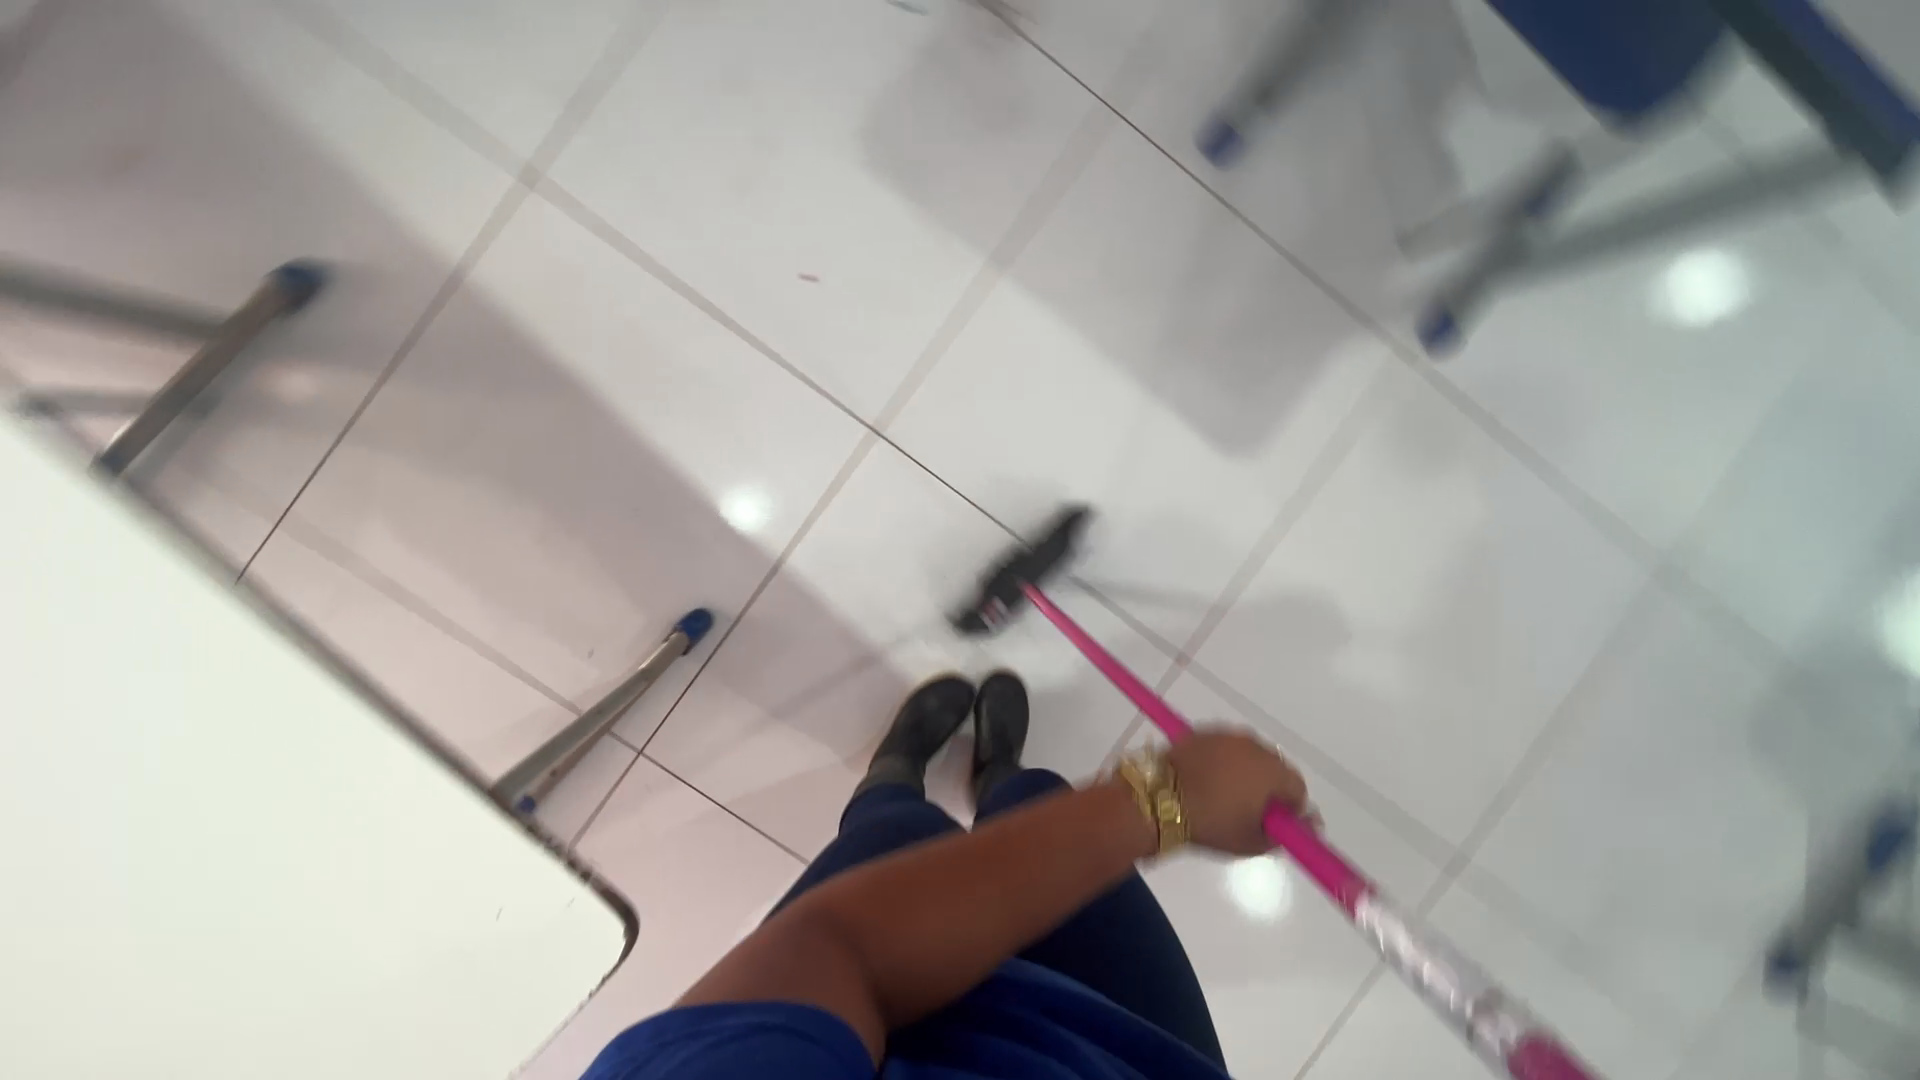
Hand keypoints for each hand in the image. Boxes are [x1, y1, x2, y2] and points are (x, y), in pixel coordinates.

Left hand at [1165, 727, 1309, 855]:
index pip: (1297, 788)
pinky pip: (1224, 747)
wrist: (1158, 797)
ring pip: (1248, 755)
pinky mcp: (1202, 732)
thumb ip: (1286, 833)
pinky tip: (1207, 778)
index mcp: (1271, 770)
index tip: (1273, 824)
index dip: (1289, 809)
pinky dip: (1222, 761)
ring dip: (1245, 772)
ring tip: (1224, 794)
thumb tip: (1309, 824)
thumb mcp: (1253, 841)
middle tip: (1249, 811)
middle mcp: (1253, 745)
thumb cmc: (1211, 821)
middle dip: (1268, 788)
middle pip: (1273, 768)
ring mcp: (1225, 735)